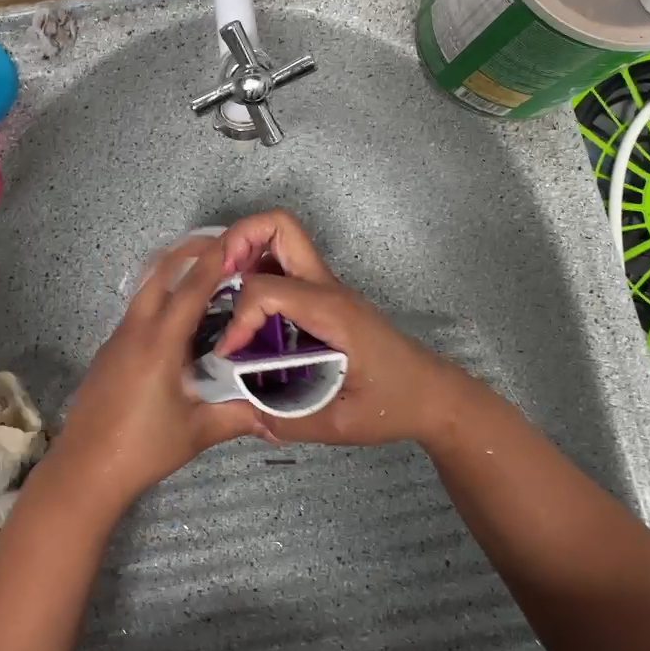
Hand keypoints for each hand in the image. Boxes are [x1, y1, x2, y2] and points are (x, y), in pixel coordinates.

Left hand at [48, 235, 265, 511]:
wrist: (84, 469)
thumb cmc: (142, 449)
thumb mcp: (197, 432)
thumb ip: (238, 416)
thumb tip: (275, 415)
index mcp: (160, 343)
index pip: (190, 289)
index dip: (213, 261)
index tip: (233, 241)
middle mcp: (135, 330)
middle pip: (159, 271)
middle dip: (187, 251)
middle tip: (219, 247)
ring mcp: (117, 338)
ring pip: (144, 289)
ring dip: (171, 273)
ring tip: (203, 277)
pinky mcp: (108, 351)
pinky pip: (136, 311)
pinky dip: (159, 299)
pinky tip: (178, 323)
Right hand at [215, 210, 466, 446]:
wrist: (433, 394)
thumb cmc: (394, 403)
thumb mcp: (342, 424)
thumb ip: (290, 421)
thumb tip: (246, 415)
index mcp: (330, 311)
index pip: (267, 289)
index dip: (239, 318)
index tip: (230, 353)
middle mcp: (326, 287)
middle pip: (279, 226)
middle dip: (238, 238)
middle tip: (216, 276)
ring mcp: (325, 287)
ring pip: (280, 237)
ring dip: (246, 250)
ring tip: (222, 288)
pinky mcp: (323, 297)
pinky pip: (283, 265)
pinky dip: (256, 271)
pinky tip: (245, 310)